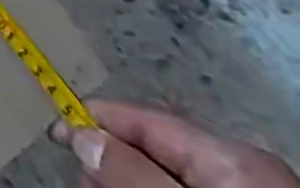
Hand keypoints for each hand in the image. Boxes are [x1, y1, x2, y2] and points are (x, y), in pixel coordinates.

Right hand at [52, 101, 299, 187]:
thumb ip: (133, 176)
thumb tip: (83, 136)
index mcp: (232, 157)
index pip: (146, 118)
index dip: (96, 119)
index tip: (55, 132)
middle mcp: (244, 172)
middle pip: (157, 149)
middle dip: (115, 162)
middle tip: (81, 181)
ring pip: (170, 179)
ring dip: (131, 183)